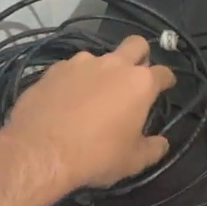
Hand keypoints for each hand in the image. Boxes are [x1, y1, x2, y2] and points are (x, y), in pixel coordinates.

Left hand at [0, 35, 175, 191]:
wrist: (40, 151)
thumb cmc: (96, 155)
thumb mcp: (133, 161)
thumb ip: (153, 148)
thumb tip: (162, 143)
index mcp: (140, 83)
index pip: (164, 72)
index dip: (167, 80)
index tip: (166, 87)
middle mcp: (113, 64)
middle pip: (136, 44)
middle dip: (140, 55)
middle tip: (134, 78)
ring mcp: (81, 63)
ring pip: (100, 57)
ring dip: (102, 71)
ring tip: (93, 96)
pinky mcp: (53, 69)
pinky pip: (71, 69)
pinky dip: (74, 81)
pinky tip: (66, 100)